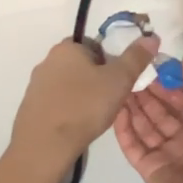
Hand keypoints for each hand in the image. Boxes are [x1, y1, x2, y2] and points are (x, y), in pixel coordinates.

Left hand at [9, 35, 160, 174]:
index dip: (110, 62)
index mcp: (67, 47)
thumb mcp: (119, 80)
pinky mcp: (31, 106)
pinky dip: (68, 109)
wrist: (45, 145)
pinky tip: (76, 125)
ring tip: (94, 116)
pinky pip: (56, 101)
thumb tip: (151, 37)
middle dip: (97, 79)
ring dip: (82, 95)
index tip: (118, 82)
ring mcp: (36, 84)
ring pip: (68, 84)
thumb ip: (136, 58)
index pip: (95, 45)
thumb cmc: (85, 106)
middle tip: (110, 100)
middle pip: (81, 65)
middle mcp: (47, 60)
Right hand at [113, 52, 182, 182]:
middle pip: (162, 109)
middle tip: (128, 72)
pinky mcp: (148, 167)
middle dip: (148, 92)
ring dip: (134, 106)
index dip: (169, 80)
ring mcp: (165, 152)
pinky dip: (123, 128)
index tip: (151, 63)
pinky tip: (114, 110)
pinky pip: (133, 144)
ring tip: (118, 86)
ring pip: (146, 125)